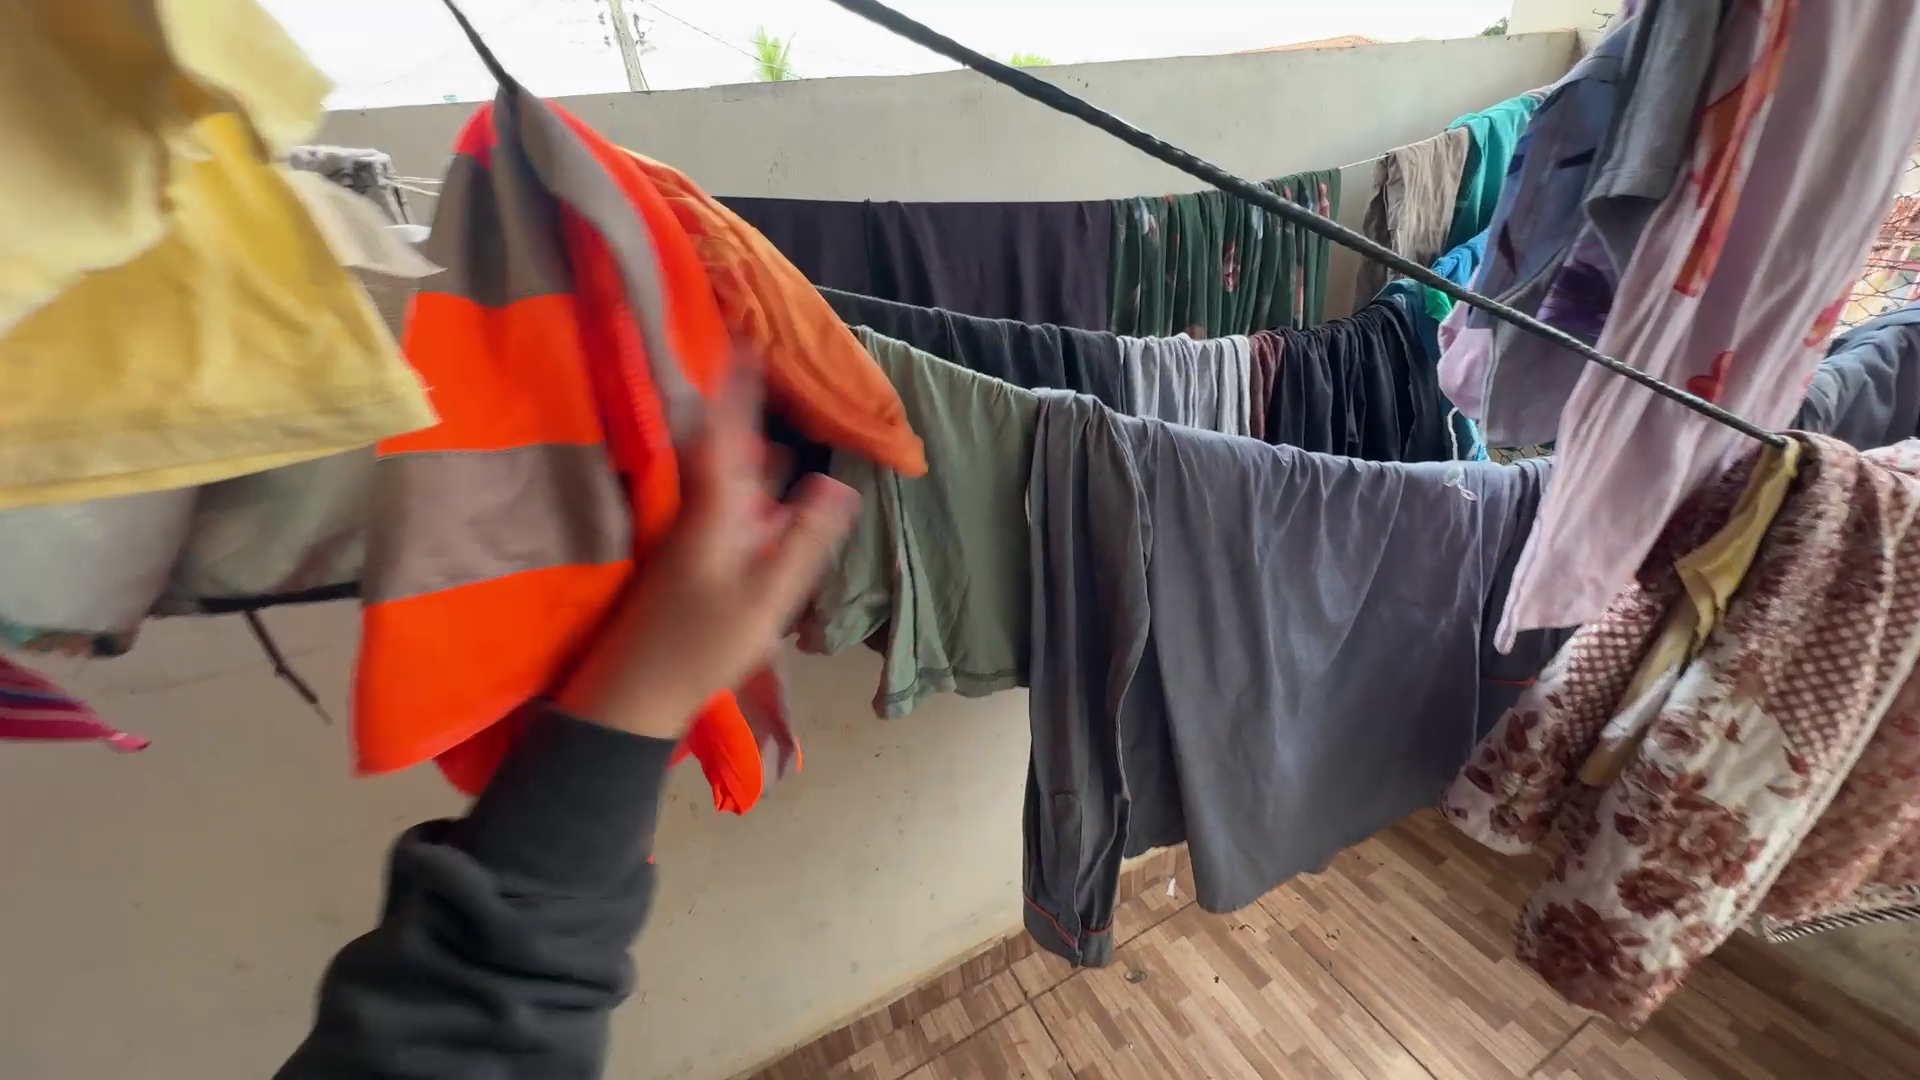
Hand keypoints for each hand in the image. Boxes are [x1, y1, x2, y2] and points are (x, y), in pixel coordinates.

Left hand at [556, 371, 860, 738]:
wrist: (637, 692)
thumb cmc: (704, 644)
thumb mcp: (768, 595)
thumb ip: (803, 541)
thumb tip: (837, 487)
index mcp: (715, 512)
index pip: (725, 434)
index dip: (735, 389)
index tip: (745, 344)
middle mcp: (696, 512)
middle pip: (719, 449)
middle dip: (739, 411)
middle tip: (762, 380)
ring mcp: (687, 535)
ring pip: (720, 477)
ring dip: (745, 450)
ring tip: (775, 436)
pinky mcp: (686, 557)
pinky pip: (720, 503)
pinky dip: (744, 487)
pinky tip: (765, 499)